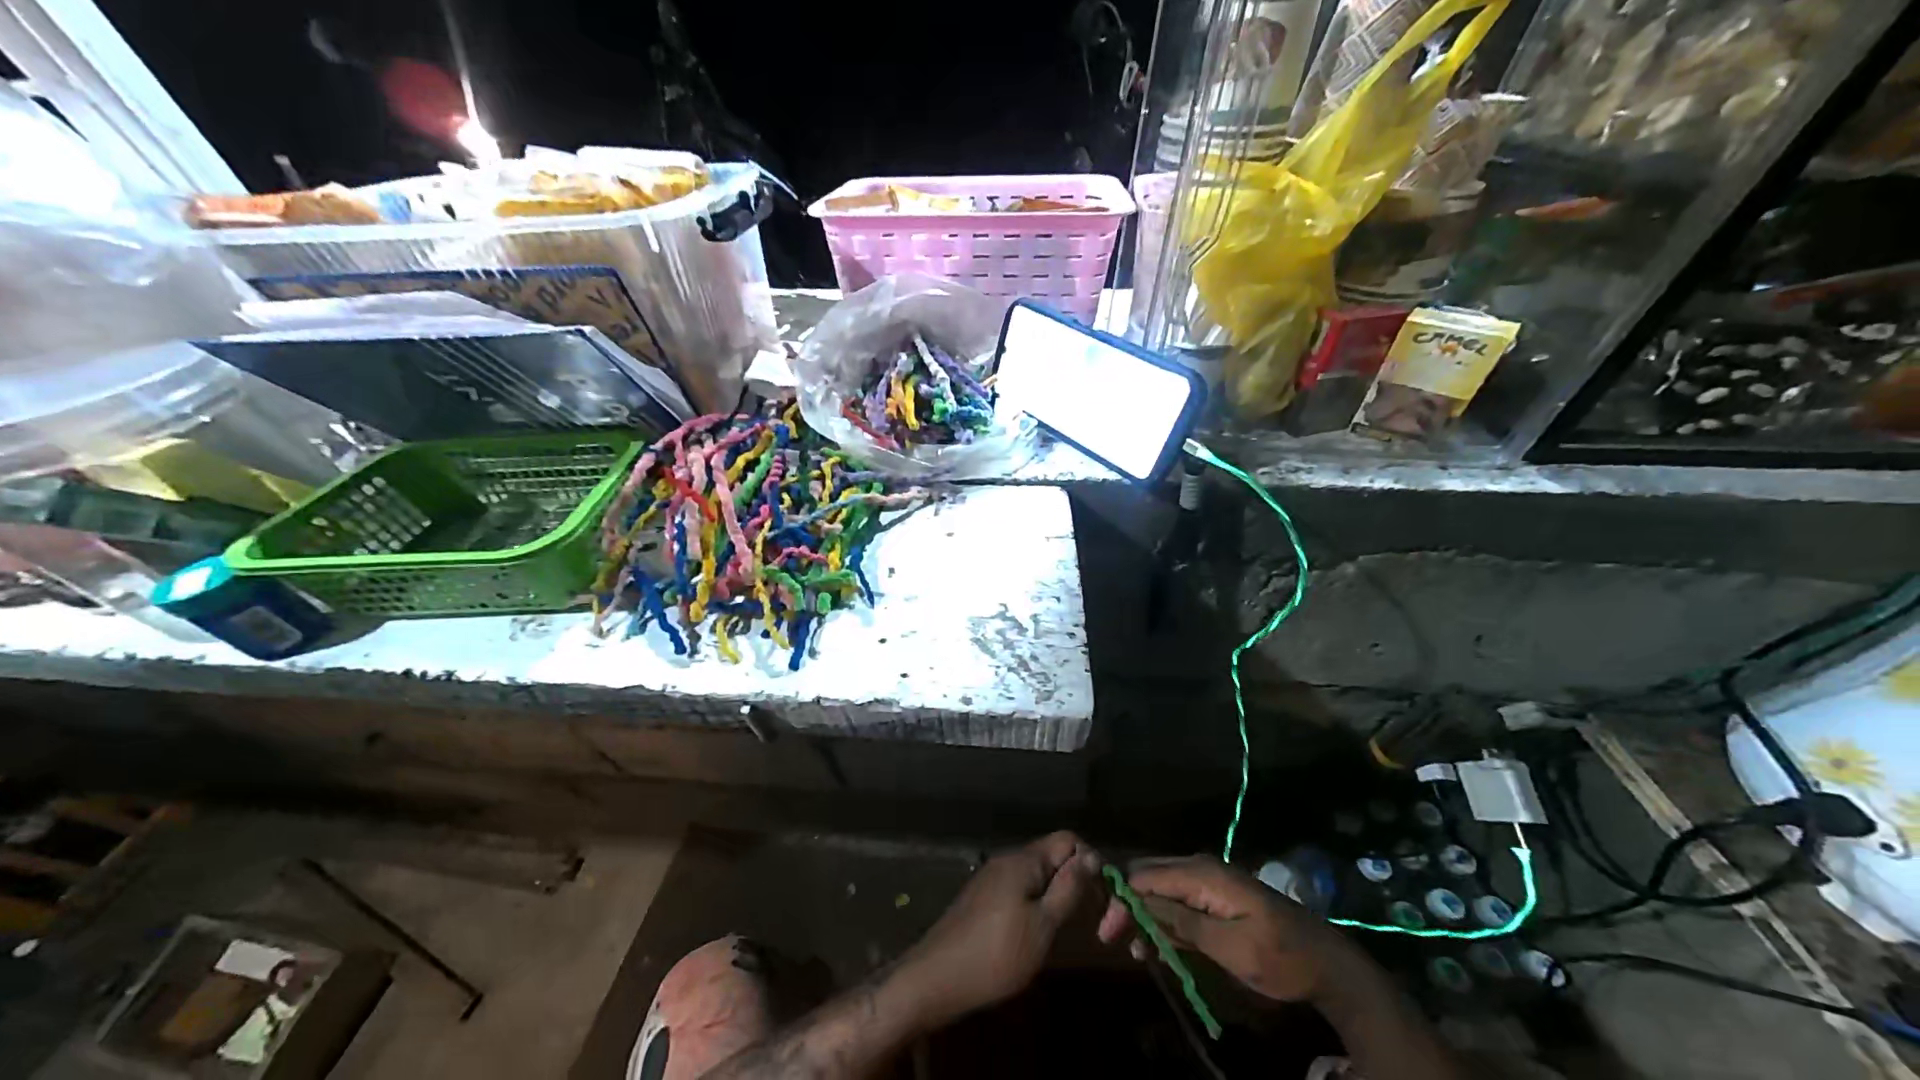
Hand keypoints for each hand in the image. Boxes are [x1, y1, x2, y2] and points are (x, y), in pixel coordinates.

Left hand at [893, 831, 1099, 1027]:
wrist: (937, 977)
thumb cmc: (996, 953)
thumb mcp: (1042, 924)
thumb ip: (1068, 888)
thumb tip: (1092, 856)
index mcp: (1023, 860)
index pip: (1067, 840)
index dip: (1089, 862)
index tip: (1101, 897)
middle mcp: (1007, 860)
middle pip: (1052, 856)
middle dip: (1074, 881)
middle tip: (1090, 920)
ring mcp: (992, 878)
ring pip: (1037, 875)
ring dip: (1055, 895)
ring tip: (1066, 929)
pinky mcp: (983, 898)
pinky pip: (1020, 889)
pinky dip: (1036, 904)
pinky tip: (1037, 933)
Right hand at [1097, 855, 1350, 1004]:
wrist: (1329, 965)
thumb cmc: (1280, 957)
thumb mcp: (1230, 946)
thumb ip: (1183, 921)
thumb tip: (1140, 901)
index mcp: (1204, 875)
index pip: (1146, 876)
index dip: (1122, 899)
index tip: (1106, 930)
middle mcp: (1202, 870)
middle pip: (1150, 878)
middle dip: (1127, 905)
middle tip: (1110, 937)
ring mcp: (1211, 885)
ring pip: (1162, 890)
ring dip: (1144, 915)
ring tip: (1129, 946)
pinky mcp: (1217, 901)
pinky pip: (1180, 903)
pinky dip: (1164, 921)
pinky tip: (1152, 944)